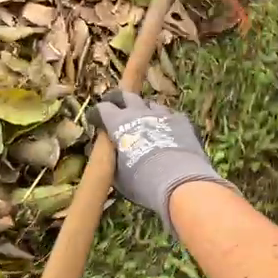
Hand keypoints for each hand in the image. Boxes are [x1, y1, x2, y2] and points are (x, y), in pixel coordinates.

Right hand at [89, 91, 233, 228]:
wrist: (179, 181)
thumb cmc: (141, 180)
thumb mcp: (118, 175)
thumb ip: (111, 159)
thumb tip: (107, 155)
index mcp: (118, 123)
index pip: (103, 108)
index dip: (97, 113)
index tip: (95, 119)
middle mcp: (139, 112)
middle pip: (127, 96)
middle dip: (119, 100)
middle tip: (116, 107)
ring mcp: (162, 114)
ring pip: (150, 103)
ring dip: (144, 109)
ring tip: (144, 118)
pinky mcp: (182, 121)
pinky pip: (170, 115)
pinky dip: (165, 120)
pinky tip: (167, 130)